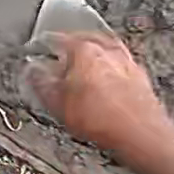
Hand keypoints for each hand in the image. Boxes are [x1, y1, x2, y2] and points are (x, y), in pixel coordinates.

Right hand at [26, 32, 173, 164]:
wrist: (139, 134)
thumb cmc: (101, 118)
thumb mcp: (55, 103)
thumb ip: (40, 82)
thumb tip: (33, 71)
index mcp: (83, 50)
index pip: (58, 39)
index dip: (43, 45)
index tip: (37, 50)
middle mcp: (107, 51)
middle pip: (85, 39)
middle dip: (71, 44)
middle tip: (60, 52)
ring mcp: (126, 62)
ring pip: (105, 49)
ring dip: (93, 54)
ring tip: (82, 65)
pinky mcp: (140, 77)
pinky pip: (119, 63)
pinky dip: (108, 67)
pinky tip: (102, 80)